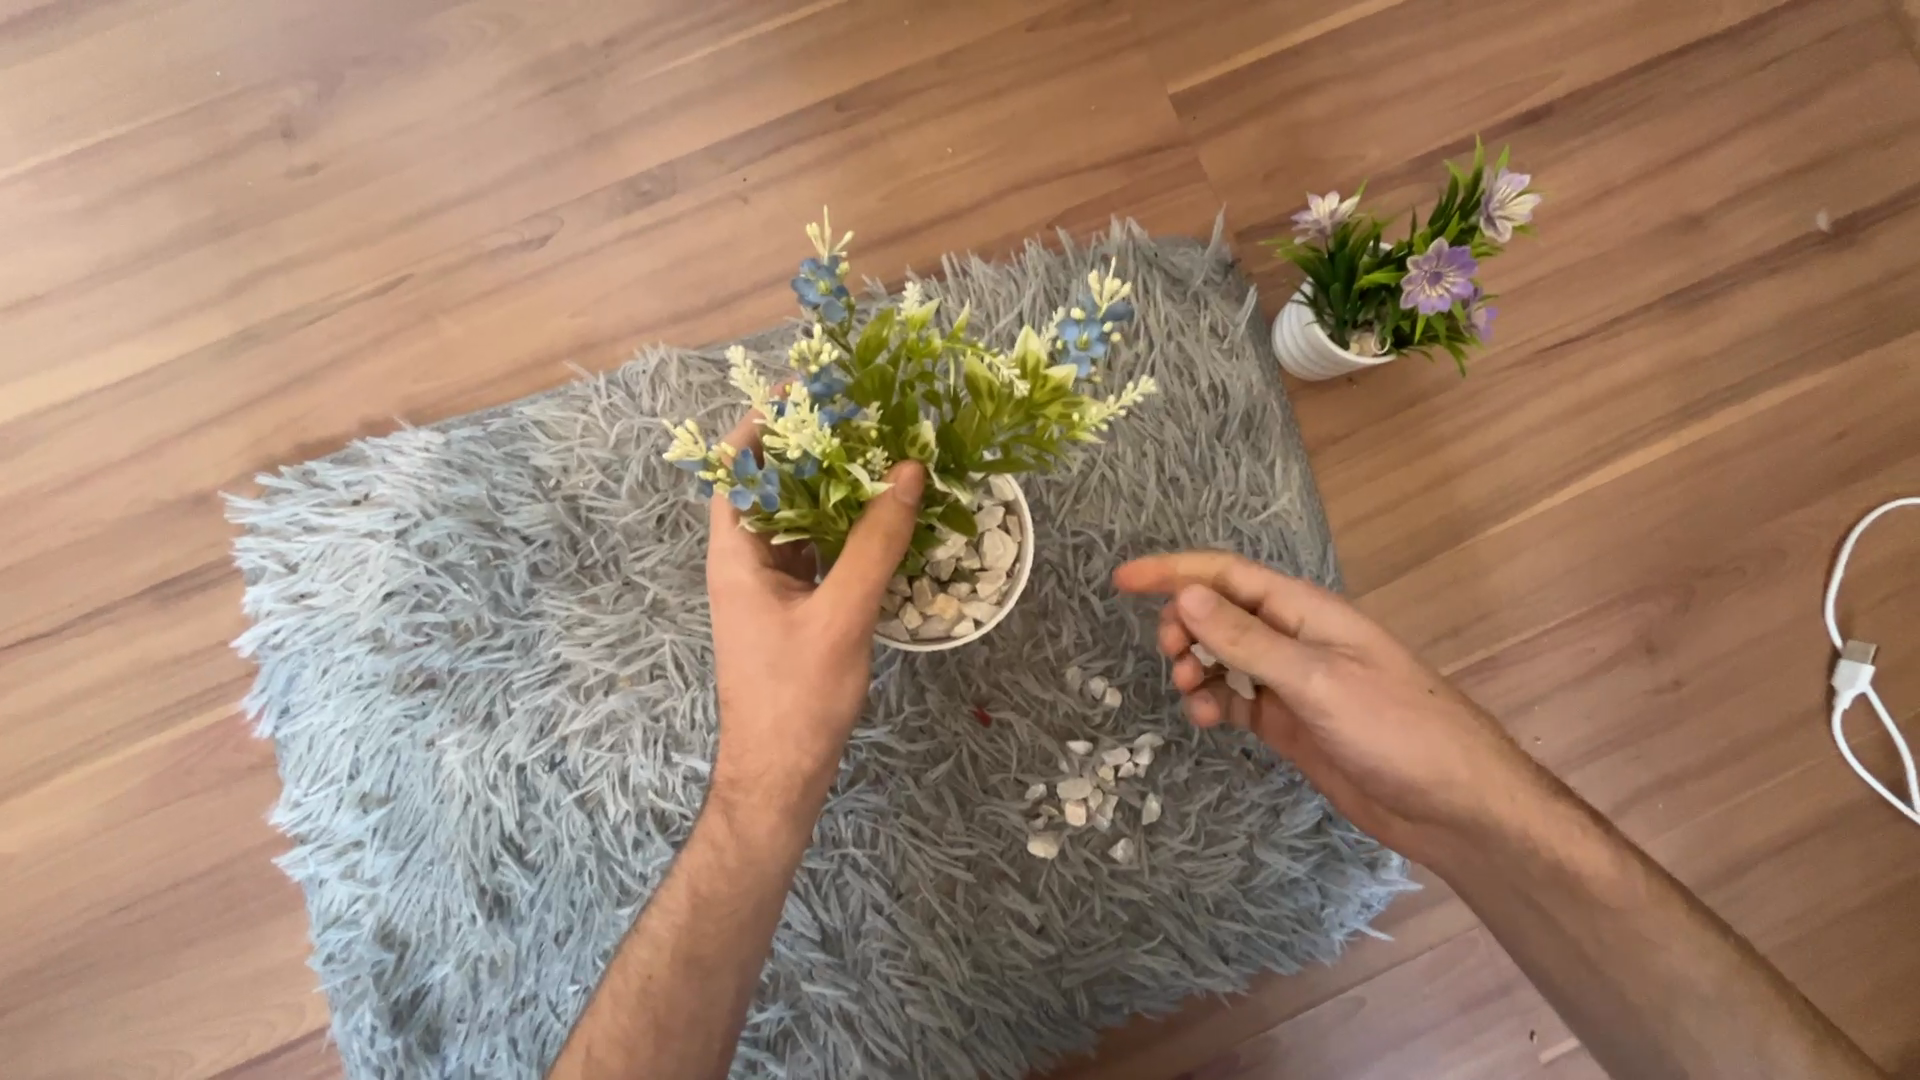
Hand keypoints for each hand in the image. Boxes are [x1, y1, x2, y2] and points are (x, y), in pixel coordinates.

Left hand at [704, 415, 925, 833]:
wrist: (781, 773)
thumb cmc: (798, 696)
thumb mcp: (842, 614)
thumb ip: (875, 542)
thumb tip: (908, 472)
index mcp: (736, 554)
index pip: (736, 469)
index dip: (763, 424)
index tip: (806, 390)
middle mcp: (747, 562)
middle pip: (771, 487)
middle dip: (810, 450)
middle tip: (861, 418)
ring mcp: (770, 587)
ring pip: (798, 521)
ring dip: (831, 489)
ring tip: (878, 455)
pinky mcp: (795, 608)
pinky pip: (817, 552)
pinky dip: (844, 529)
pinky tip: (882, 516)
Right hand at [1113, 551, 1560, 864]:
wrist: (1453, 807)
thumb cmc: (1395, 729)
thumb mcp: (1315, 679)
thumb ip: (1246, 639)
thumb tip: (1185, 596)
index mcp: (1303, 611)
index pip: (1225, 575)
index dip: (1171, 571)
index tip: (1121, 579)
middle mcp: (1291, 637)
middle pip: (1217, 613)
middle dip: (1183, 627)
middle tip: (1170, 657)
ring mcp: (1288, 680)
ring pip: (1220, 657)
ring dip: (1194, 668)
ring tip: (1188, 694)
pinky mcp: (1286, 719)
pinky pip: (1232, 698)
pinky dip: (1211, 704)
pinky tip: (1208, 721)